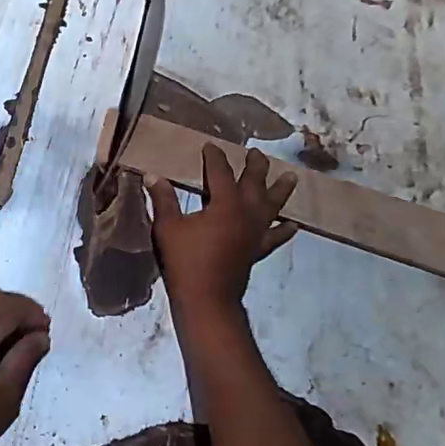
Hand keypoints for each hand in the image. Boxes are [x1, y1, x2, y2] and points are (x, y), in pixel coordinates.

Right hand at [146, 144, 298, 314]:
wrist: (207, 300)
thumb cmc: (186, 261)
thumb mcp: (168, 227)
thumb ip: (163, 199)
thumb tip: (152, 176)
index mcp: (225, 203)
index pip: (220, 172)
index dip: (214, 157)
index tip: (210, 146)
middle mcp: (247, 213)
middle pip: (254, 183)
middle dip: (254, 166)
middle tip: (256, 153)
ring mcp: (256, 232)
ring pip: (272, 205)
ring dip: (280, 190)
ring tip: (291, 176)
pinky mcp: (258, 249)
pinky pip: (275, 236)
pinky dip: (283, 230)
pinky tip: (292, 225)